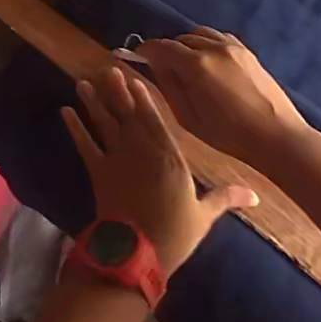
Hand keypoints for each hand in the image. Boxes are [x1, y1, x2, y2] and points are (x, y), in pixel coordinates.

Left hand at [61, 67, 257, 273]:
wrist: (137, 252)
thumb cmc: (174, 233)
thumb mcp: (205, 215)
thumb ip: (225, 198)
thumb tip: (255, 195)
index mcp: (170, 156)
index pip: (155, 119)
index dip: (144, 98)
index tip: (135, 79)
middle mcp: (141, 150)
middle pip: (128, 114)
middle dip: (118, 91)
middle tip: (107, 69)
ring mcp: (117, 159)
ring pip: (104, 124)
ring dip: (94, 103)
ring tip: (83, 83)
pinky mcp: (98, 172)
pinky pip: (84, 144)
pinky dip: (74, 127)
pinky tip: (65, 111)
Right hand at [135, 28, 311, 168]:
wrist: (277, 136)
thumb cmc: (229, 135)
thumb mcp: (189, 118)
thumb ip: (169, 87)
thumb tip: (154, 67)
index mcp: (196, 66)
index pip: (160, 47)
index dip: (144, 50)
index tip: (136, 57)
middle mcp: (213, 48)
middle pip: (179, 39)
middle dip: (166, 50)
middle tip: (161, 67)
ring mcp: (233, 47)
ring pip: (198, 34)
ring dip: (186, 45)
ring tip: (184, 64)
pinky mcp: (247, 51)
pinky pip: (217, 37)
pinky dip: (205, 43)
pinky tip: (207, 61)